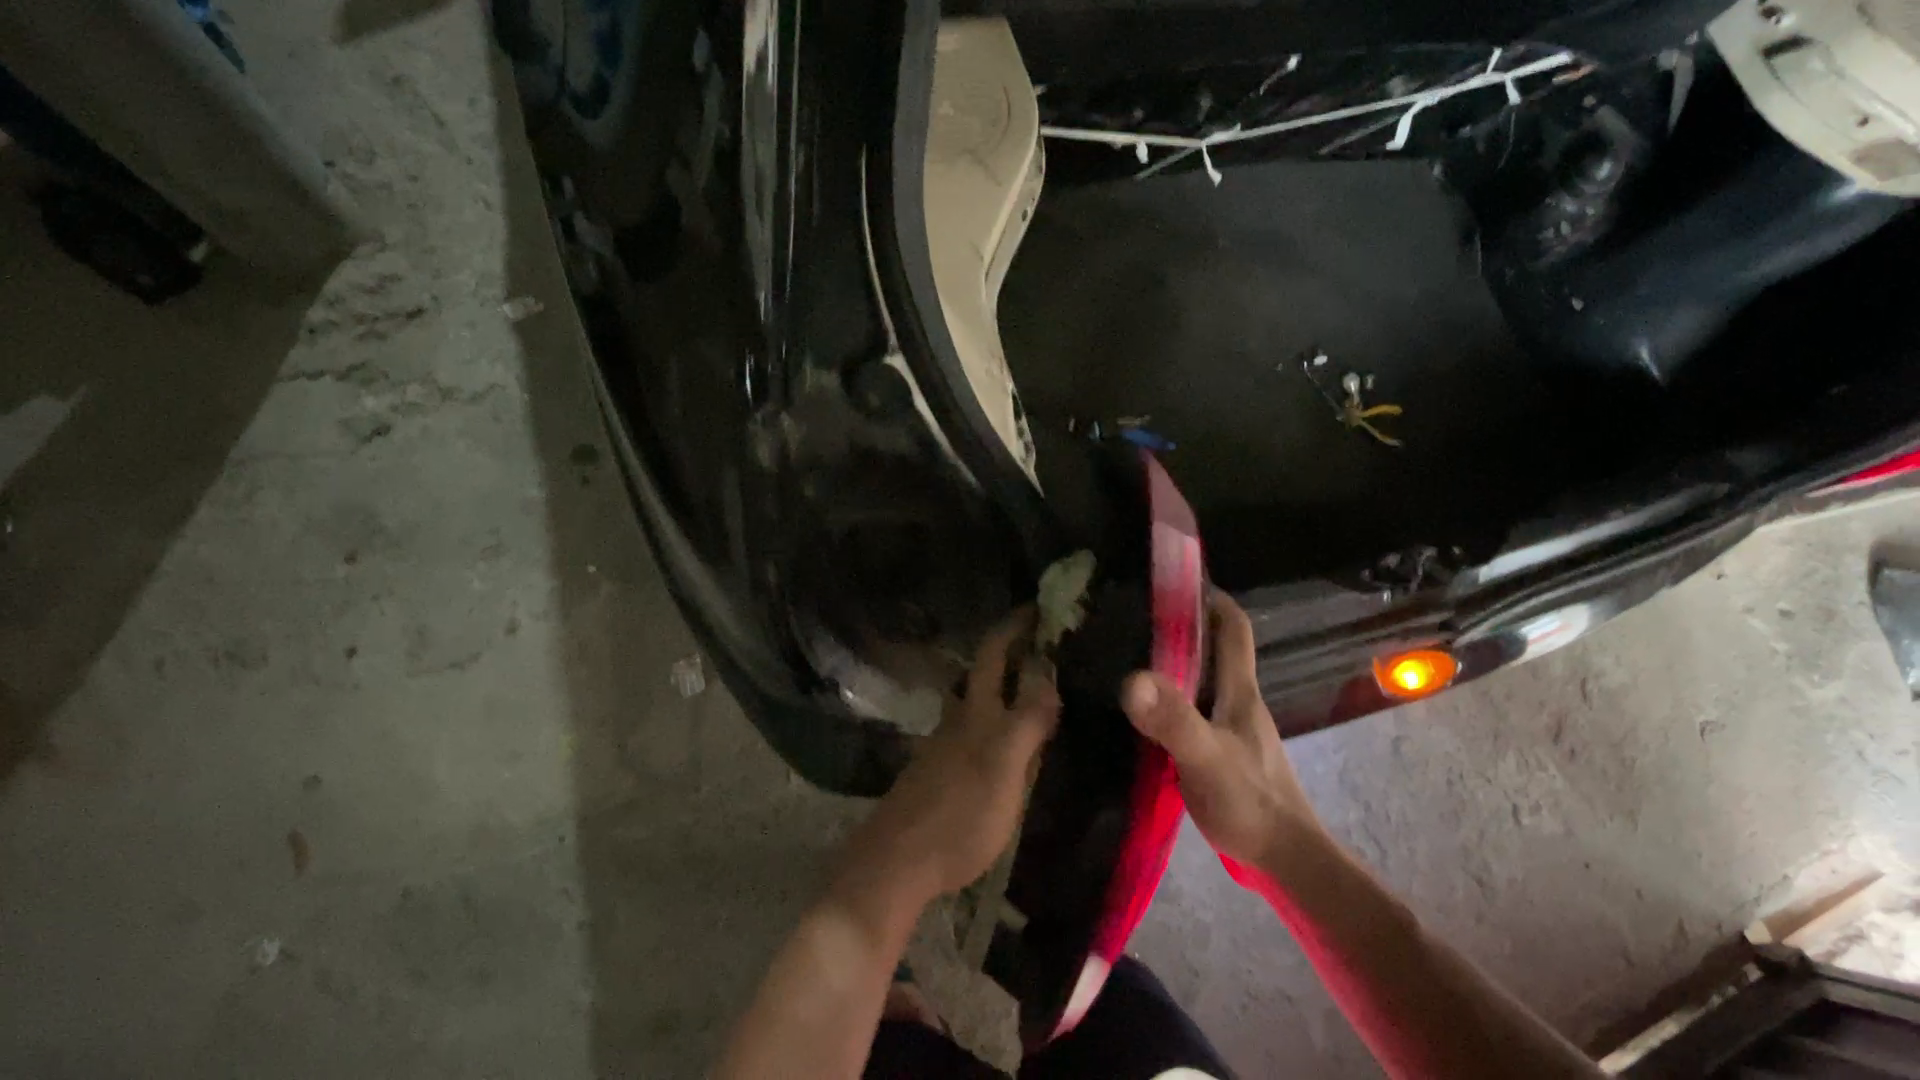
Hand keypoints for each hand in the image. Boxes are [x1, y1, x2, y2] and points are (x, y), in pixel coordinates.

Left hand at [844, 610, 1060, 901]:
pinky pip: (969, 735)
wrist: (894, 865)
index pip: (993, 655)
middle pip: (979, 676)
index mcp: (974, 715)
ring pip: (973, 706)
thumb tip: (1048, 672)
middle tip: (1042, 644)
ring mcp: (940, 750)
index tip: (1037, 607)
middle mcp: (955, 723)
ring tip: (1033, 693)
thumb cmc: (958, 817)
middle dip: (1006, 653)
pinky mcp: (935, 777)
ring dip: (999, 691)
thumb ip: (1027, 721)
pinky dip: (991, 724)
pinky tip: (1002, 744)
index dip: (1013, 627)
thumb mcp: (1004, 769)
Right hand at [1121, 593, 1322, 868]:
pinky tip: (1138, 715)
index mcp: (1240, 691)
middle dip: (1178, 627)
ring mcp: (1231, 730)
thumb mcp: (1205, 759)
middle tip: (1128, 617)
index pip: (1233, 627)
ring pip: (1200, 682)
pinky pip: (1191, 713)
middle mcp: (1237, 702)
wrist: (1285, 860)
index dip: (1208, 598)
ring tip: (1122, 657)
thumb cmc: (1251, 804)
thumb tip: (1132, 678)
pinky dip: (1168, 702)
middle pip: (1212, 650)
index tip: (1169, 582)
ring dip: (1171, 665)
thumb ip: (1173, 720)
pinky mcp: (1221, 754)